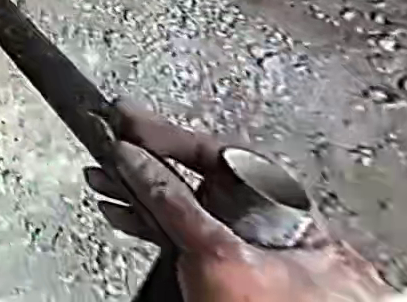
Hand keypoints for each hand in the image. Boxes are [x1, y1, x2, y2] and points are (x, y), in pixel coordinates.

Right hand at [87, 105, 390, 301]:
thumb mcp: (215, 255)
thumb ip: (171, 199)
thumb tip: (131, 154)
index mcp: (304, 229)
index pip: (229, 159)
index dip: (173, 137)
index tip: (127, 121)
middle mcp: (288, 246)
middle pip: (206, 185)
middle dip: (148, 165)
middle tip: (110, 146)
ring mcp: (263, 270)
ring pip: (190, 213)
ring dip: (139, 193)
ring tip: (101, 181)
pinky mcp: (237, 288)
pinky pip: (188, 241)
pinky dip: (151, 224)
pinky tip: (122, 215)